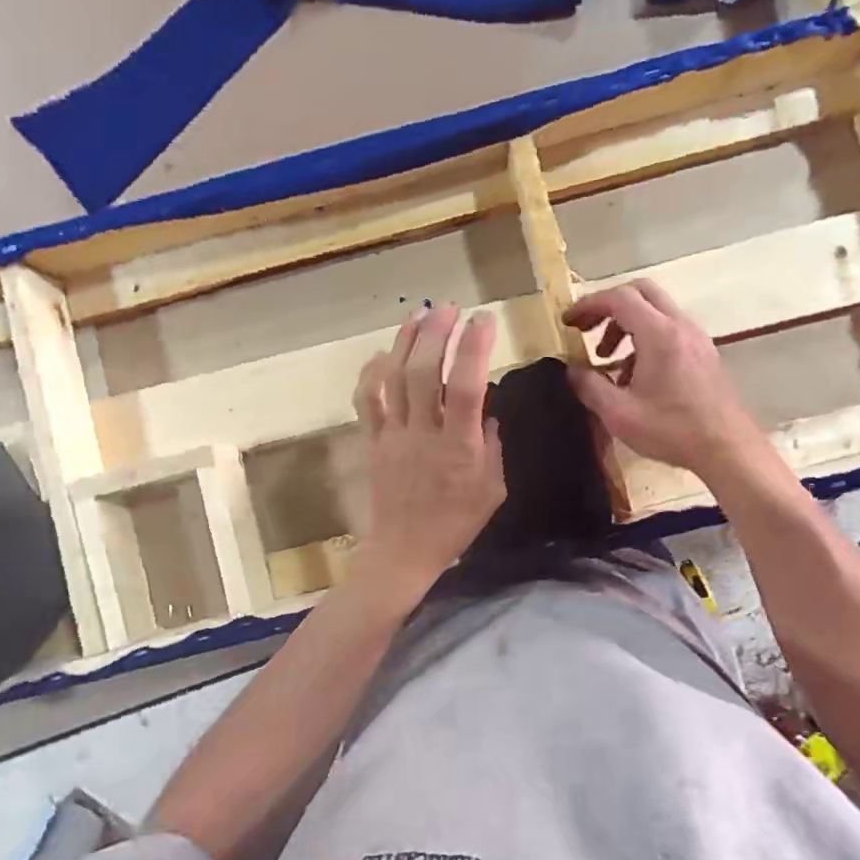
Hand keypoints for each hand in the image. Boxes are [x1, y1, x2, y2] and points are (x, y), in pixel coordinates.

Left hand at [350, 305, 505, 597]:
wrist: (404, 550)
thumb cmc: (456, 523)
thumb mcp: (493, 490)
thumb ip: (492, 446)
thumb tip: (486, 411)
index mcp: (459, 447)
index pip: (467, 387)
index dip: (475, 349)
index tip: (485, 320)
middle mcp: (424, 434)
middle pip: (424, 372)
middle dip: (437, 333)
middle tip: (450, 308)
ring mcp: (393, 435)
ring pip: (394, 379)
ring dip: (406, 341)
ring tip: (419, 314)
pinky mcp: (373, 441)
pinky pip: (367, 401)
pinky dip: (371, 373)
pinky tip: (382, 353)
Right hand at [564, 280, 771, 483]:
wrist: (728, 448)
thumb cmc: (672, 430)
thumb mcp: (619, 414)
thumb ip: (588, 386)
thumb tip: (571, 369)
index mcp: (659, 334)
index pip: (619, 298)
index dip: (588, 304)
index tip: (568, 322)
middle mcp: (680, 326)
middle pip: (641, 293)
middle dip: (608, 306)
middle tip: (587, 330)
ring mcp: (696, 338)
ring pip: (656, 311)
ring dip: (626, 325)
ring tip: (608, 361)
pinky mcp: (704, 353)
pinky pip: (669, 330)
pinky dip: (645, 339)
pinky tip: (635, 376)